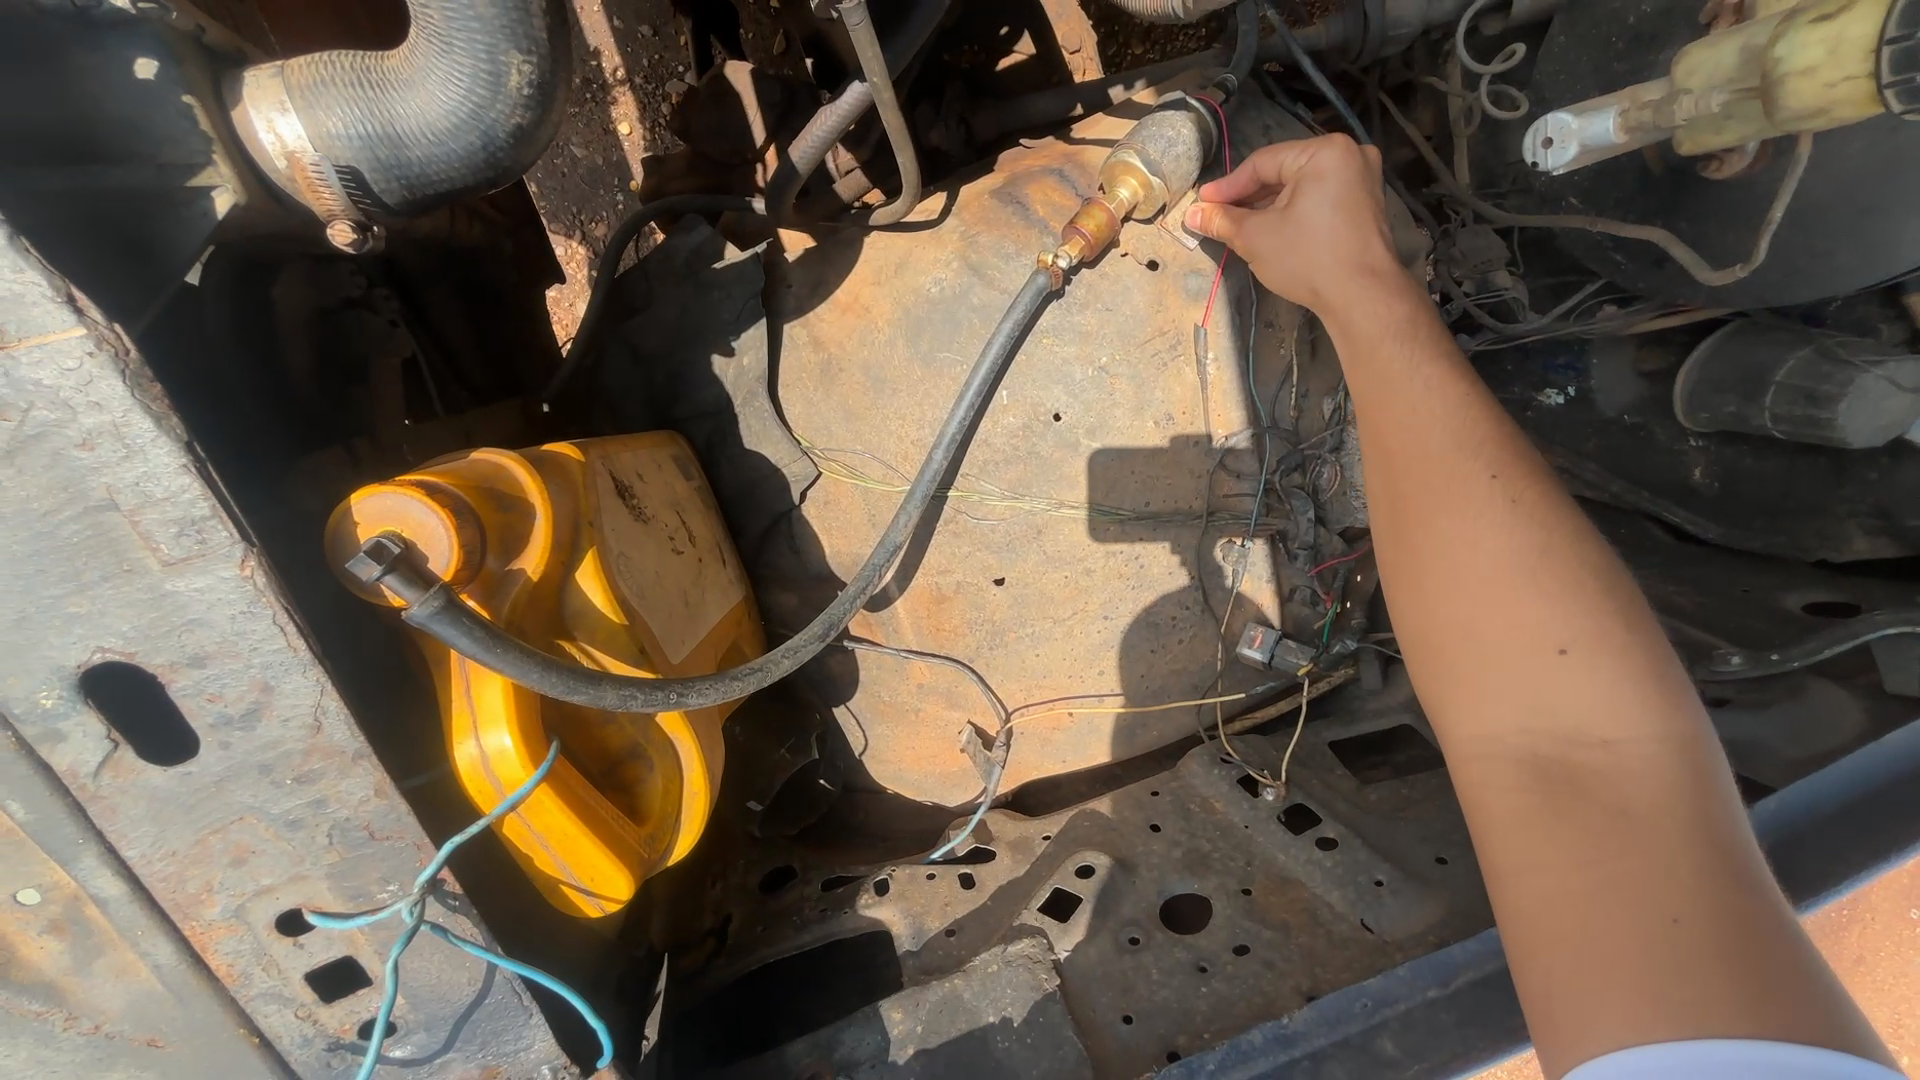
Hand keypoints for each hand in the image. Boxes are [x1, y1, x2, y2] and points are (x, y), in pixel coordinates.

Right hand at [1184, 134, 1409, 319]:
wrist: (1361, 295)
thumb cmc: (1307, 258)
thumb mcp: (1256, 237)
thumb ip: (1222, 221)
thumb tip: (1192, 214)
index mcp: (1324, 151)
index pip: (1262, 162)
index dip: (1227, 186)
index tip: (1201, 204)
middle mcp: (1349, 155)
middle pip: (1283, 172)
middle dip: (1248, 198)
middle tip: (1217, 218)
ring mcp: (1362, 179)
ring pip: (1301, 187)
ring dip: (1268, 207)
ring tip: (1239, 228)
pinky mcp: (1364, 204)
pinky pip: (1318, 199)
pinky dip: (1292, 212)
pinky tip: (1272, 231)